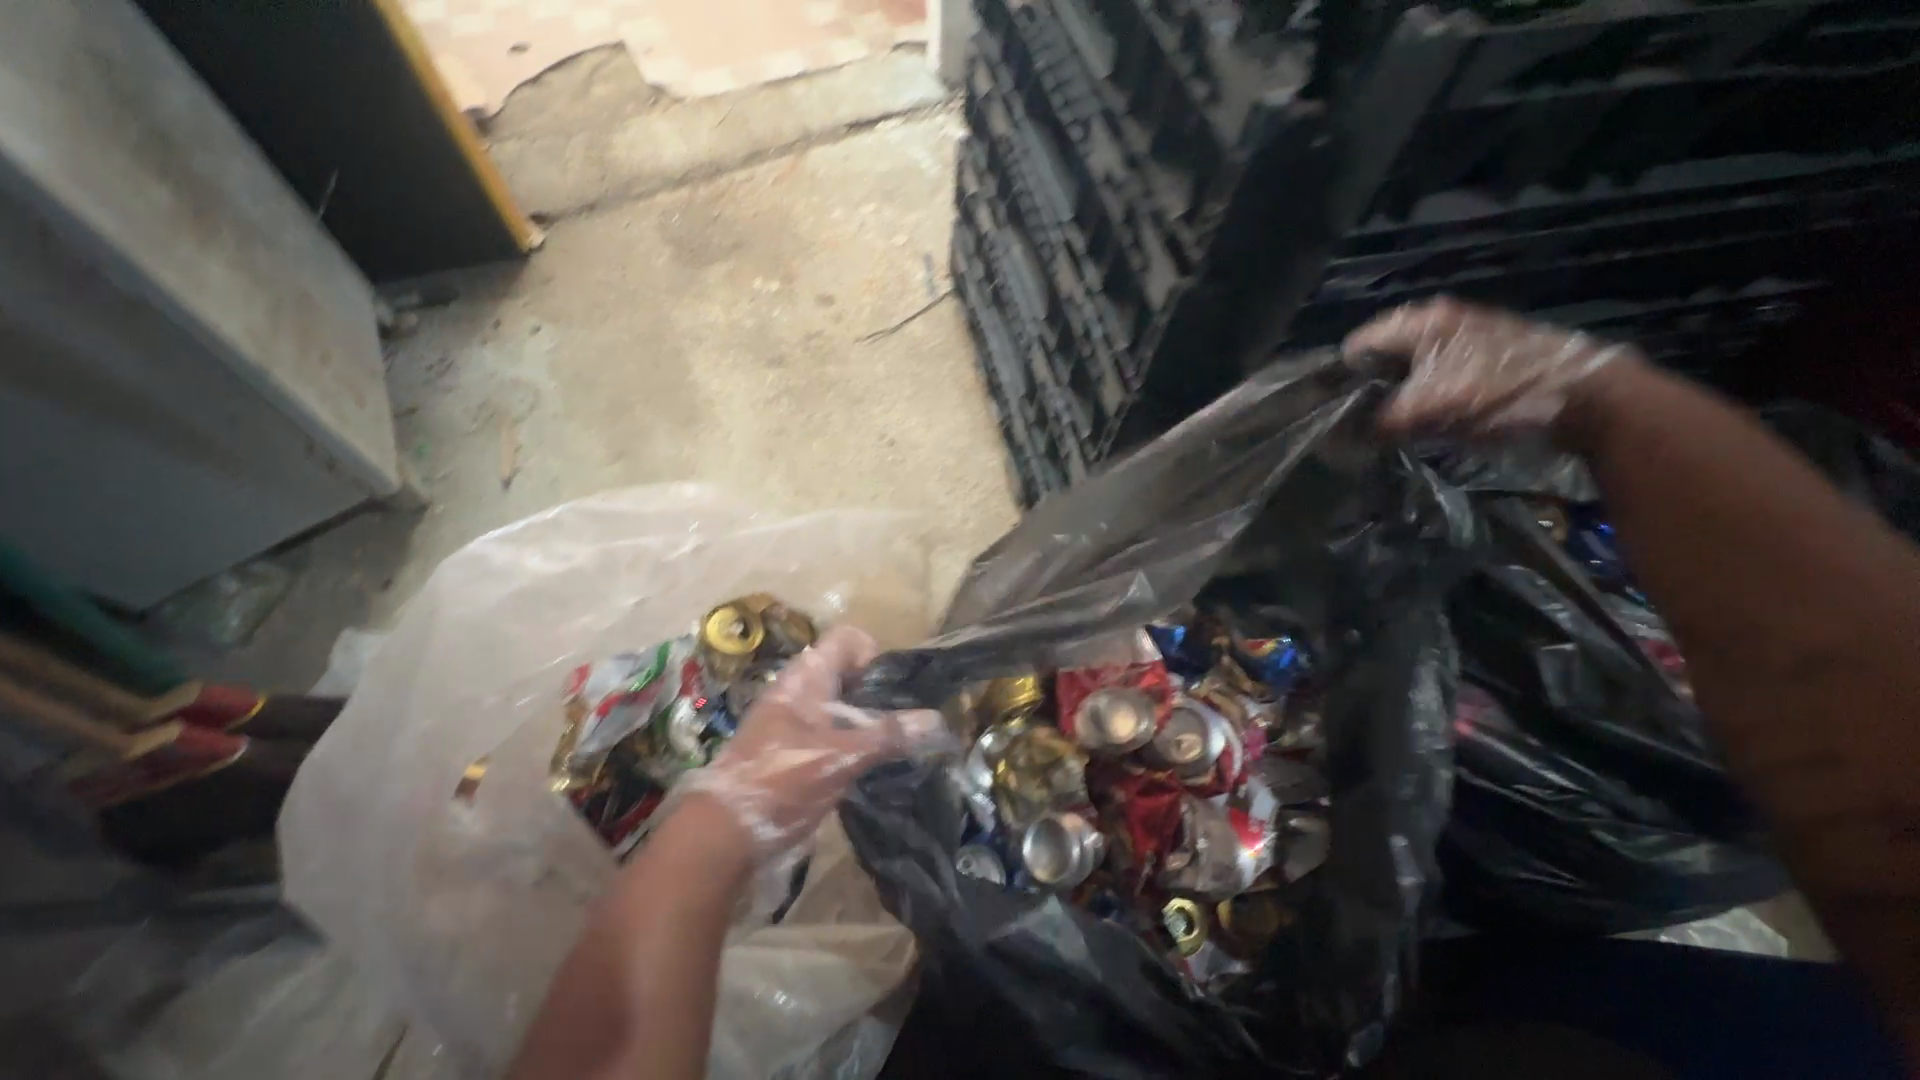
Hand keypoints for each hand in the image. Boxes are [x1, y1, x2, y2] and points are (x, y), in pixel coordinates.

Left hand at [677, 625, 943, 860]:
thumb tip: (937, 719)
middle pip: (851, 676)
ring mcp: (799, 728)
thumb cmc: (779, 781)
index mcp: (806, 681)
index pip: (847, 639)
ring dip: (874, 725)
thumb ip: (887, 736)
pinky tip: (879, 770)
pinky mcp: (800, 758)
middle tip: (911, 721)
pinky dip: (860, 748)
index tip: (893, 688)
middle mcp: (803, 696)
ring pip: (846, 711)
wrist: (725, 835)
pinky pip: (839, 740)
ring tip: (904, 747)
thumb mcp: (838, 757)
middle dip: (883, 693)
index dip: (875, 653)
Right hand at [1342, 297, 1643, 436]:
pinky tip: (1428, 424)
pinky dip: (1426, 400)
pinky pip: (1437, 379)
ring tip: (1391, 430)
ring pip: (1409, 370)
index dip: (1342, 380)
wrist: (1585, 398)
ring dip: (1398, 400)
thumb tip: (1344, 439)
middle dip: (1370, 391)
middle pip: (1382, 357)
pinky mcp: (1484, 358)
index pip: (1356, 346)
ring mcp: (1465, 337)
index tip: (1337, 414)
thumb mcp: (1430, 409)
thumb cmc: (1499, 393)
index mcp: (1420, 321)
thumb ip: (1381, 421)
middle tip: (1361, 427)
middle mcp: (1438, 320)